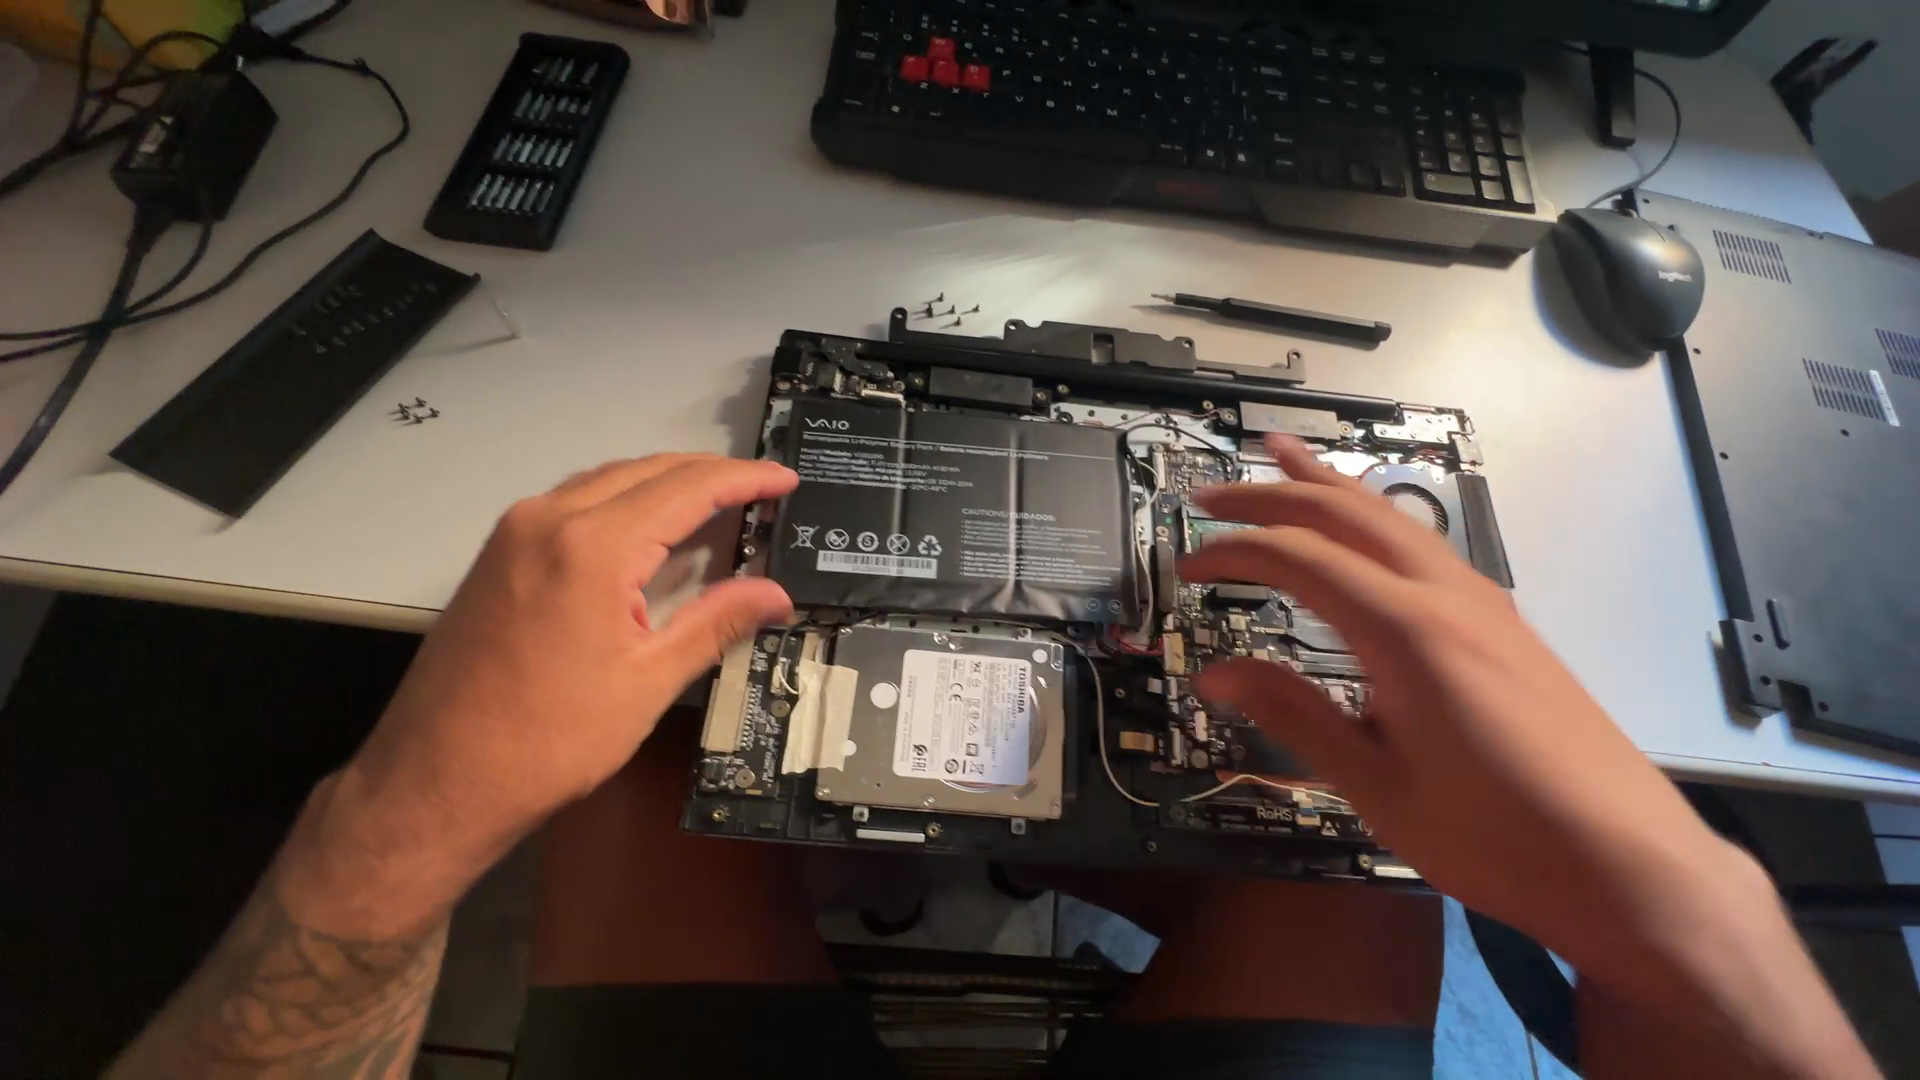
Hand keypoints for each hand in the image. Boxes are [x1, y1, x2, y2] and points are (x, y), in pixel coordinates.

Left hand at [347, 453, 797, 858]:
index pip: (687, 489)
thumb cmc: (552, 739)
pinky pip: (577, 499)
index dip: (744, 479)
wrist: (436, 781)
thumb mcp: (650, 681)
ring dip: (668, 480)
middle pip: (649, 470)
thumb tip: (778, 595)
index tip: (785, 479)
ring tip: (718, 498)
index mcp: (594, 547)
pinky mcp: (500, 551)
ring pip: (610, 478)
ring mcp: (516, 531)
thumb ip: (718, 622)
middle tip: (761, 486)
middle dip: (710, 472)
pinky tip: (651, 523)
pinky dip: (626, 498)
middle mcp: (549, 519)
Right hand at [1182, 437, 1754, 994]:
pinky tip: (1359, 518)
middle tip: (1209, 496)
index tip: (1186, 567)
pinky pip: (1419, 540)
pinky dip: (1370, 513)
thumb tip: (1213, 674)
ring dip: (1325, 483)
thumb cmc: (1493, 835)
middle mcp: (1445, 594)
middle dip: (1269, 495)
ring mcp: (1481, 600)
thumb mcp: (1374, 782)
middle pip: (1344, 513)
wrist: (1630, 868)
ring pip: (1389, 514)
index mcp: (1406, 631)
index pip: (1299, 558)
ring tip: (1281, 454)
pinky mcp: (1499, 619)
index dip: (1233, 554)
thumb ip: (1292, 713)